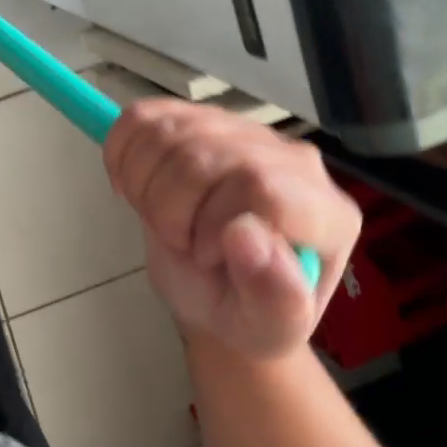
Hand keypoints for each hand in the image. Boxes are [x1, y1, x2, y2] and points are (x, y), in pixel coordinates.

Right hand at [104, 99, 359, 358]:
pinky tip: (139, 188)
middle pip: (204, 156)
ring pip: (167, 133)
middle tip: (182, 244)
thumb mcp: (266, 329)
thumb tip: (248, 235)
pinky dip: (122, 157)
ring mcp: (239, 130)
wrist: (212, 285)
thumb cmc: (243, 309)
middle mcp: (288, 158)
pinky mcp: (195, 116)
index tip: (209, 255)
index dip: (215, 220)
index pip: (261, 185)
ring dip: (145, 187)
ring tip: (164, 220)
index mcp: (323, 211)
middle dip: (171, 211)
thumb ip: (275, 297)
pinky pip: (141, 117)